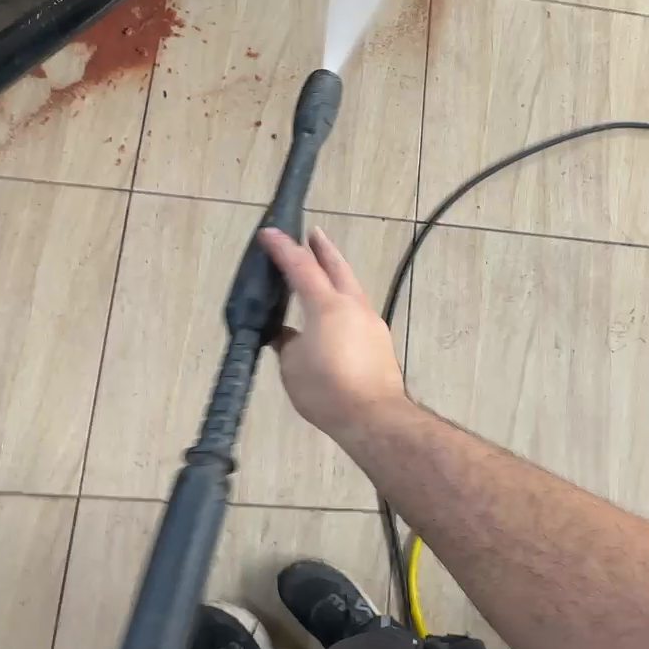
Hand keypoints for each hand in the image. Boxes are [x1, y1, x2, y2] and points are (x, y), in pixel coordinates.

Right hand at [256, 227, 407, 435]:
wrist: (373, 415)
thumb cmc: (327, 389)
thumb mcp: (292, 366)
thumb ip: (288, 342)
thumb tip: (287, 334)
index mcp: (326, 305)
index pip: (300, 266)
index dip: (282, 248)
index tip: (269, 233)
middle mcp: (352, 305)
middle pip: (336, 266)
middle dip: (322, 248)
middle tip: (313, 233)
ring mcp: (370, 321)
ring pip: (351, 287)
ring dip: (336, 274)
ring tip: (324, 270)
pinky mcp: (379, 340)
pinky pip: (357, 309)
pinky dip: (344, 301)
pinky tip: (336, 315)